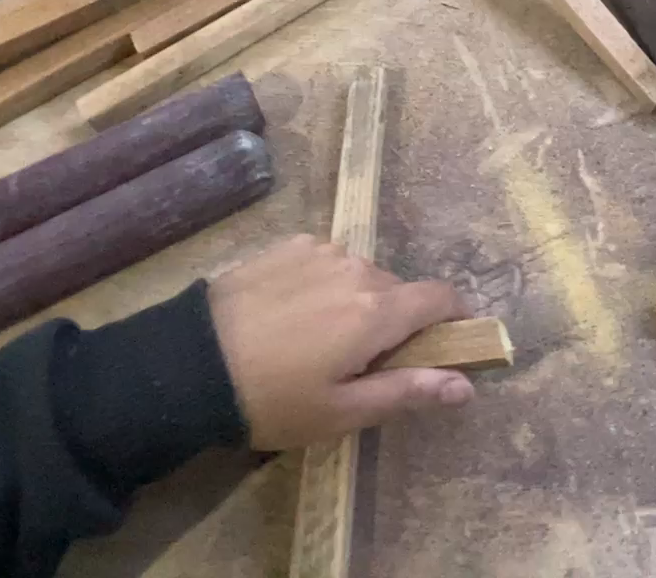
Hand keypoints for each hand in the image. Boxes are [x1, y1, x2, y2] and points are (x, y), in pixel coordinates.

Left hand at [208, 234, 472, 449]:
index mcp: (377, 310)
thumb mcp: (342, 411)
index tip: (450, 339)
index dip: (455, 316)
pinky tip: (294, 313)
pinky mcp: (291, 244)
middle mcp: (358, 268)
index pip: (440, 297)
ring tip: (320, 339)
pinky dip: (327, 284)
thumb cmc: (272, 399)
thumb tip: (466, 384)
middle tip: (363, 361)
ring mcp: (322, 250)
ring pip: (363, 275)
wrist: (189, 364)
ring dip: (360, 301)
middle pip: (399, 290)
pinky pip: (329, 261)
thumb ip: (409, 391)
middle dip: (397, 321)